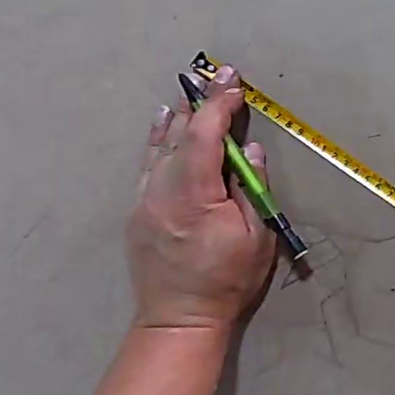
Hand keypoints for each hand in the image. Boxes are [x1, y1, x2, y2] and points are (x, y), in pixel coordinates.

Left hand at [126, 65, 277, 334]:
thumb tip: (251, 151)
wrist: (178, 319)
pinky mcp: (137, 210)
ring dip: (179, 115)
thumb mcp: (257, 238)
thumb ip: (252, 189)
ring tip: (191, 89)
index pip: (205, 136)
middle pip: (179, 133)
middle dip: (202, 102)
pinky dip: (157, 138)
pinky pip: (147, 163)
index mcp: (194, 195)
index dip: (220, 105)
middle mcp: (162, 190)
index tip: (234, 81)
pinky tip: (163, 122)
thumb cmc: (227, 281)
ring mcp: (144, 199)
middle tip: (217, 74)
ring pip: (159, 145)